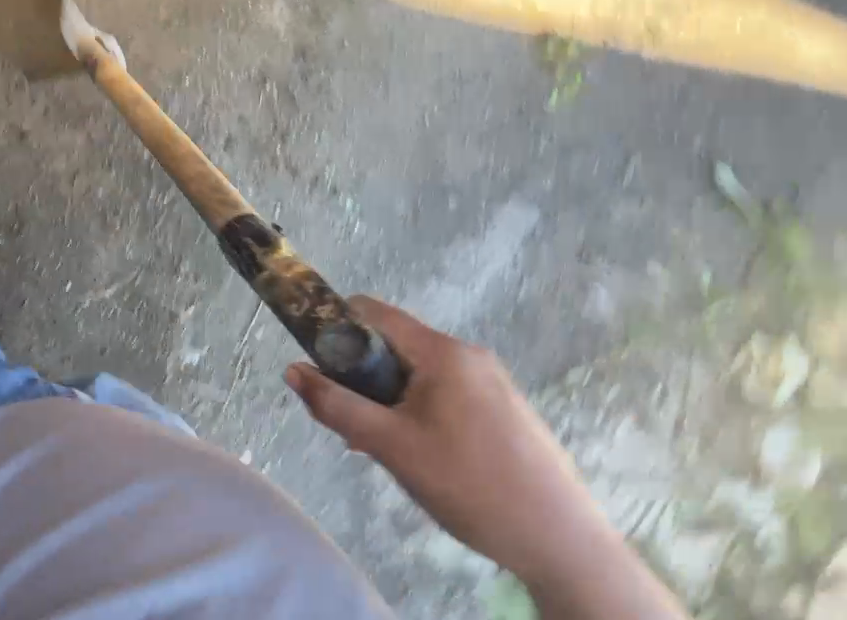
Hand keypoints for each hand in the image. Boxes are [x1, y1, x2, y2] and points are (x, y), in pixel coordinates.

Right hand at [285, 297, 619, 585]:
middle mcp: (469, 357)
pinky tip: (417, 455)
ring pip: (415, 375)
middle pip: (392, 345)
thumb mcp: (390, 446)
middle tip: (350, 419)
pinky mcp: (504, 411)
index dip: (334, 326)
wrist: (565, 547)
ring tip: (381, 445)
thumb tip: (293, 370)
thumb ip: (335, 404)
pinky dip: (415, 412)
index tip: (316, 361)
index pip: (371, 312)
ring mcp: (491, 384)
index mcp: (444, 353)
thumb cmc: (471, 485)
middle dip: (359, 375)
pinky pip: (442, 395)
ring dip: (385, 399)